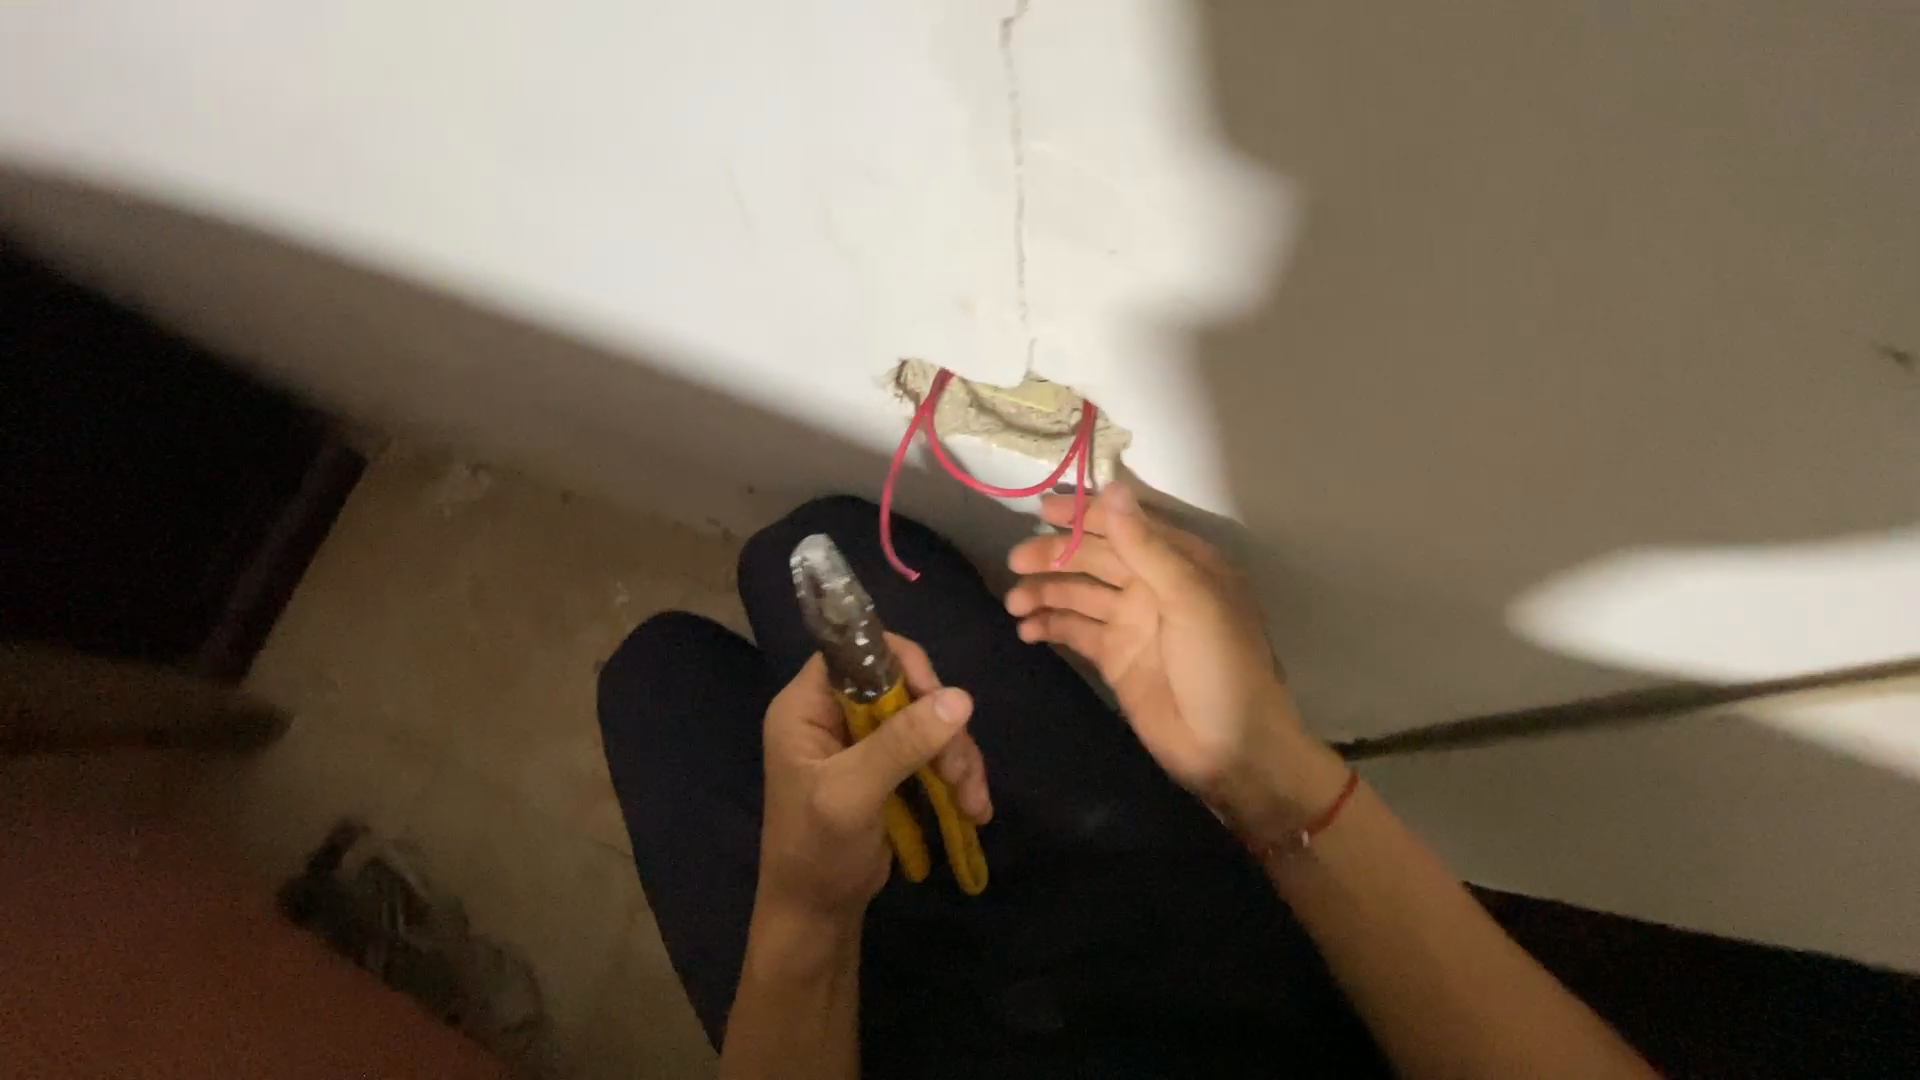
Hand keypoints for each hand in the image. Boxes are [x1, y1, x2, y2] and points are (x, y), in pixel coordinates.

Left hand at [757, 634, 990, 917]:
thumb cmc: (816, 850)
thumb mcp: (852, 794)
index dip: (902, 664)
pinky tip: (972, 807)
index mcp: (807, 705)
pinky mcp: (889, 764)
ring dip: (956, 756)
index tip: (936, 696)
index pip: (857, 652)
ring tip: (970, 801)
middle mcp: (835, 712)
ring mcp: (865, 738)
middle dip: (941, 726)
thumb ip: (900, 744)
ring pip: (927, 717)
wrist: (816, 913)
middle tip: (958, 770)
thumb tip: (961, 698)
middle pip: (904, 685)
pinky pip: (933, 748)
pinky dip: (956, 774)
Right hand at [1005, 482, 1346, 838]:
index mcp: (1180, 562)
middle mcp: (1152, 584)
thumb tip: (1112, 489)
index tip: (1042, 510)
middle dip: (1054, 555)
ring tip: (1014, 602)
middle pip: (1093, 557)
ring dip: (1044, 591)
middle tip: (1015, 560)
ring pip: (1077, 592)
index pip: (1125, 525)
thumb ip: (1145, 546)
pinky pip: (1073, 630)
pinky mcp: (1113, 656)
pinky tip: (1026, 630)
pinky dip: (1048, 626)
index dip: (1084, 514)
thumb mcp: (1189, 599)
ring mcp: (1130, 621)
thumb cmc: (1221, 665)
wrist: (1229, 749)